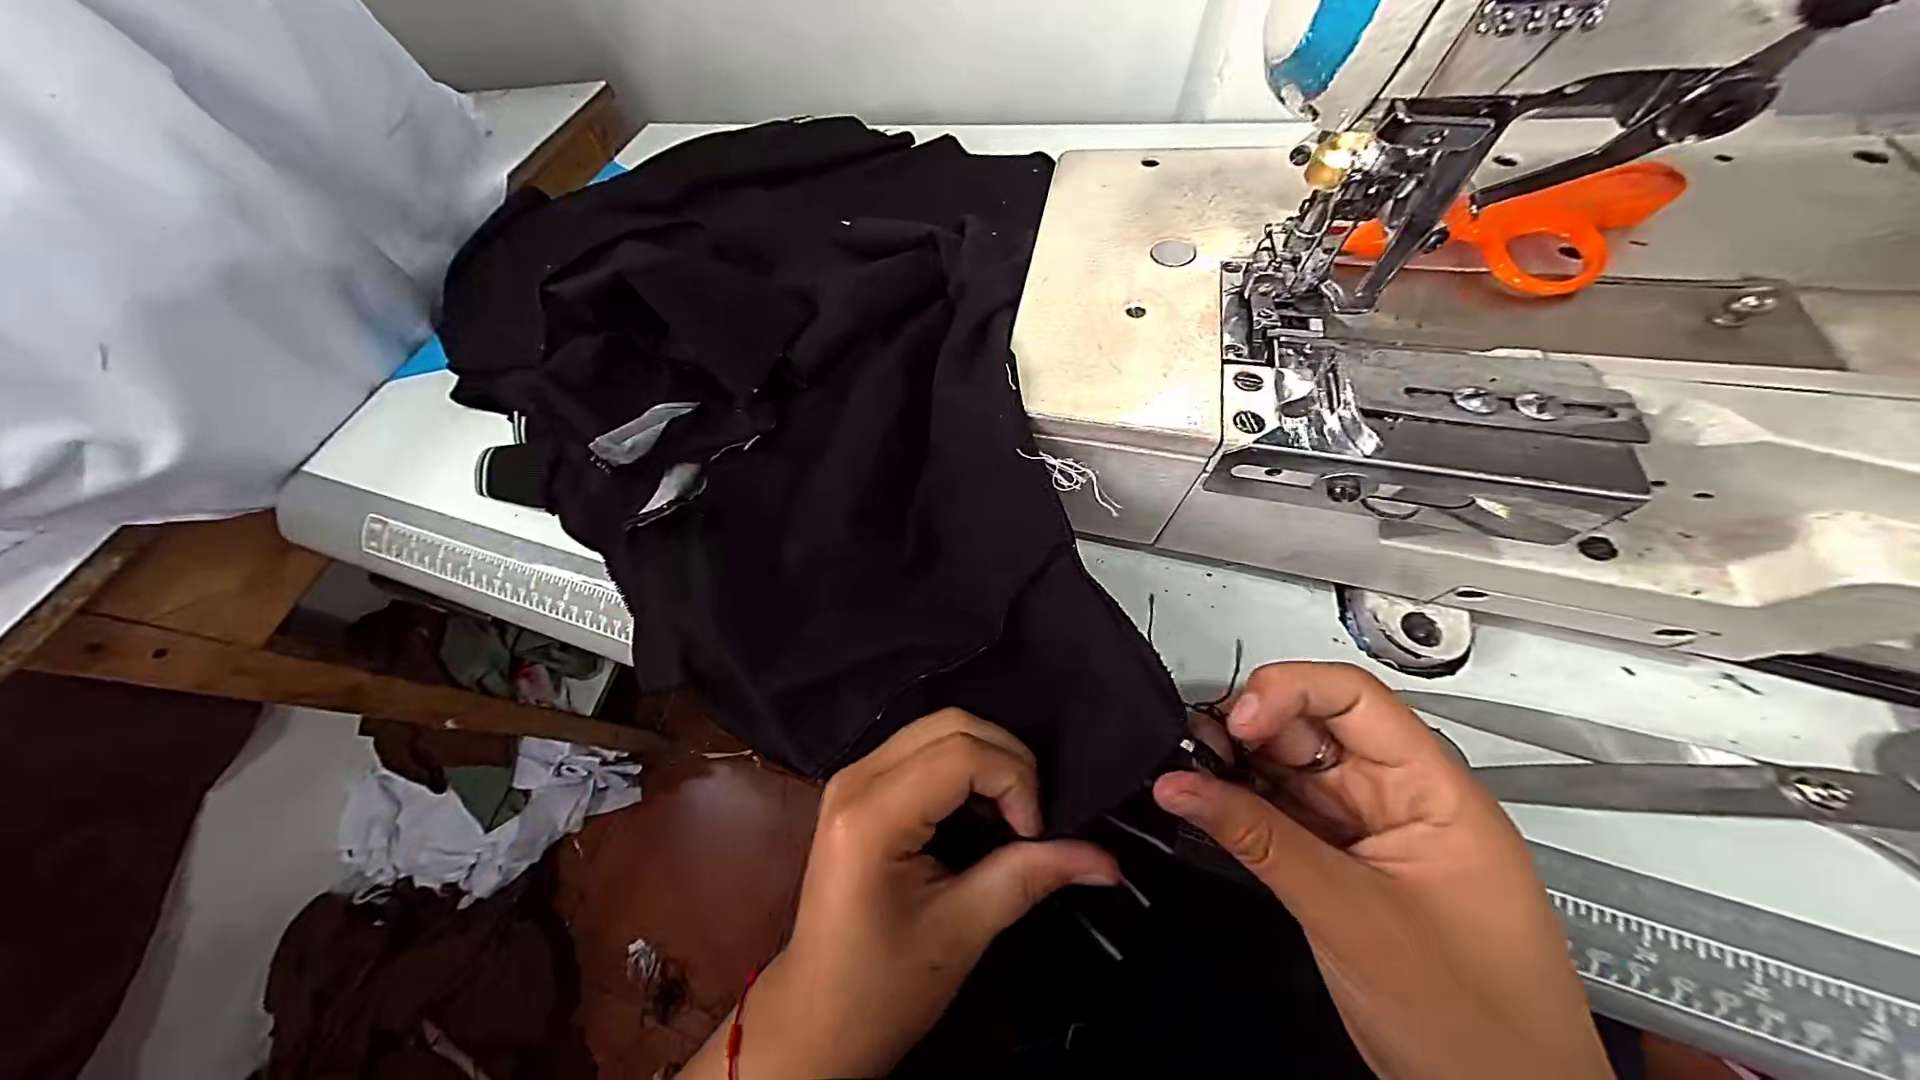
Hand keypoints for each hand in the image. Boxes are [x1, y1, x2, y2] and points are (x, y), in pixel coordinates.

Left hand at [683, 709, 1118, 1079]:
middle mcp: (856, 776)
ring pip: (940, 728)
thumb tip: (1106, 860)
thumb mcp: (963, 930)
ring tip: (1009, 816)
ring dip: (988, 760)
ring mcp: (854, 776)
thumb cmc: (882, 988)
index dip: (1015, 780)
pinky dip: (966, 766)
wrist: (815, 1019)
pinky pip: (925, 747)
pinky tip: (980, 810)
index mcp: (870, 814)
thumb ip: (1032, 876)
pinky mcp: (861, 786)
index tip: (1034, 835)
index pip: (962, 753)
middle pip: (952, 724)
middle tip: (1029, 821)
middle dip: (1007, 761)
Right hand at [1155, 662, 1612, 1079]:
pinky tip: (1210, 808)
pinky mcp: (1335, 857)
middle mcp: (1396, 797)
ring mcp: (1363, 827)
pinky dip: (1238, 805)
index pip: (1355, 699)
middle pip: (1311, 725)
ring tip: (1196, 782)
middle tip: (1200, 753)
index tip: (1241, 723)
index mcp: (1434, 792)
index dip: (1290, 692)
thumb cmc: (1478, 1028)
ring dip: (1236, 768)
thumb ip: (1260, 841)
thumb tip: (1185, 787)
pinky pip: (1277, 808)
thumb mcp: (1353, 918)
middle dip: (1250, 730)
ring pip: (1286, 767)